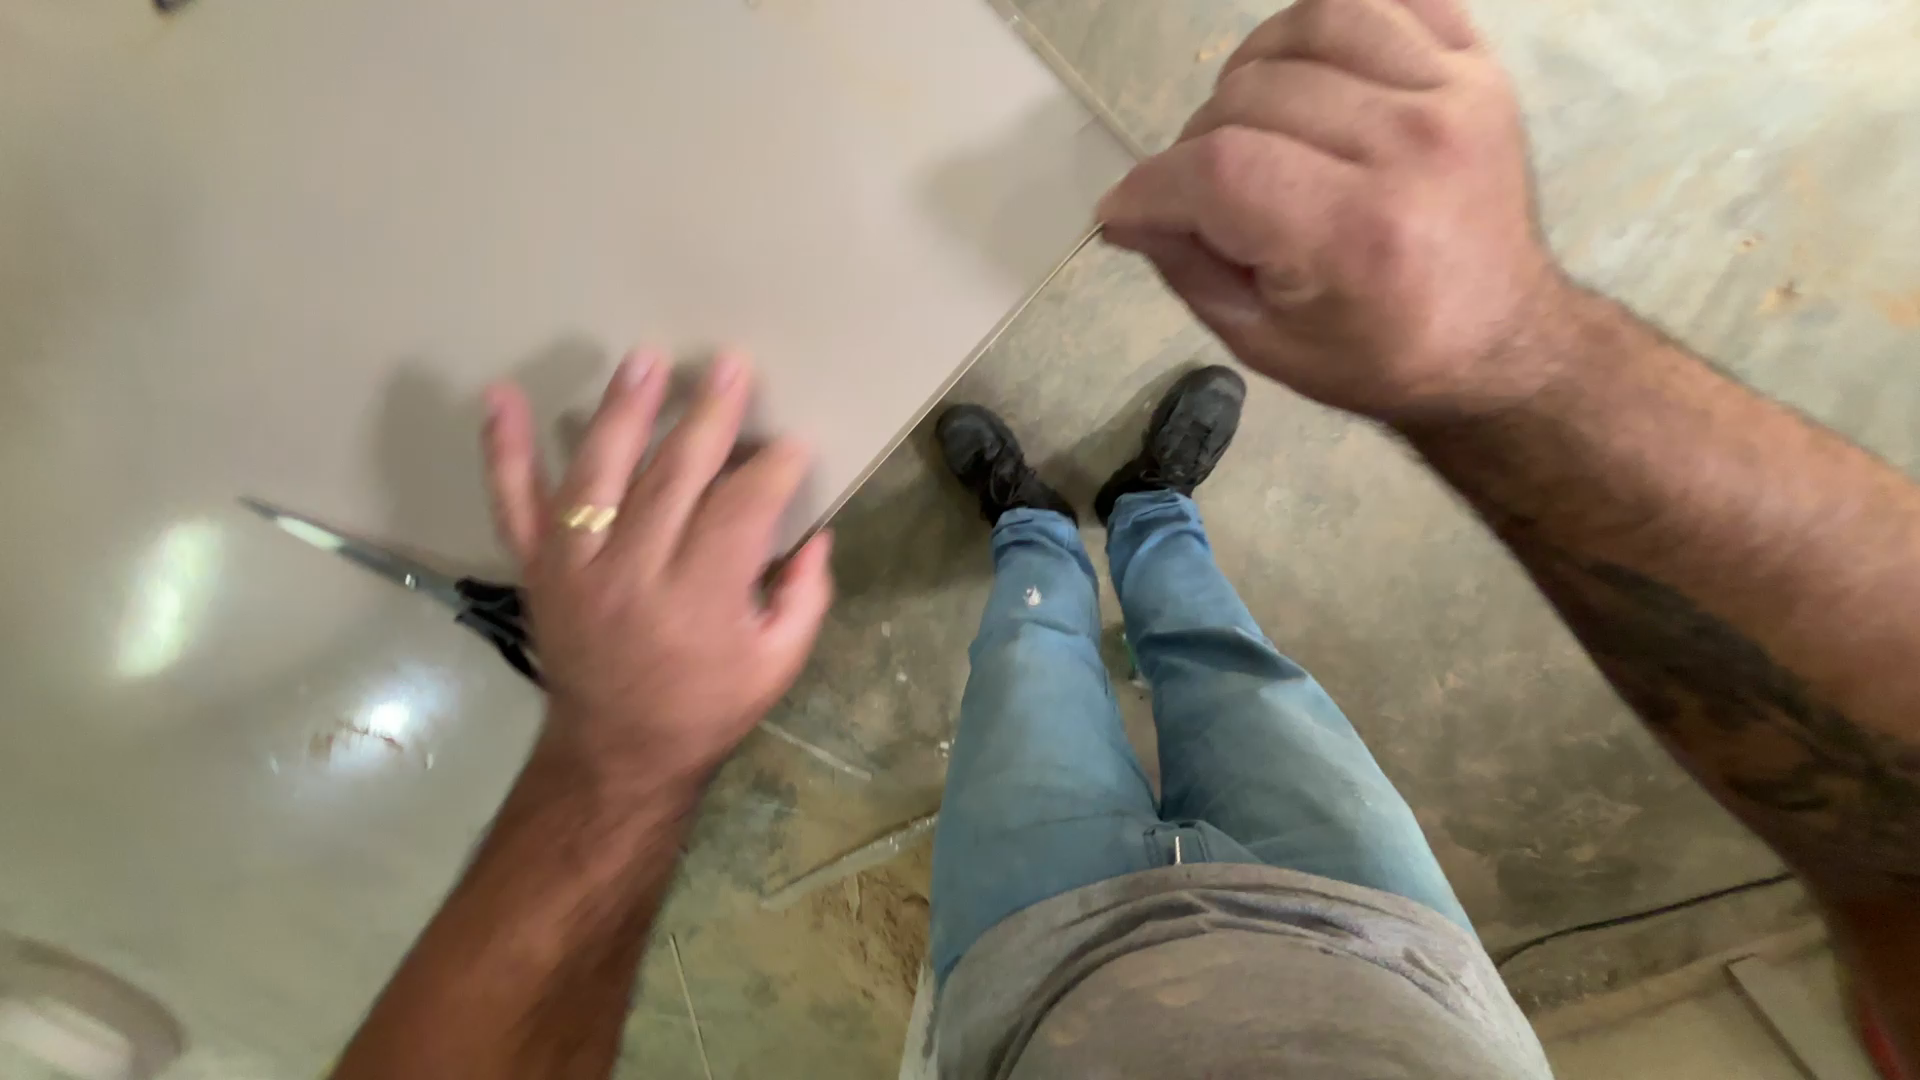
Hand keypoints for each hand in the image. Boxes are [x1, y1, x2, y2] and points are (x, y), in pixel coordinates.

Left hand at [482, 351, 833, 792]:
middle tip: (731, 365)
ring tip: (644, 360)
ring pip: (598, 474)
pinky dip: (505, 451)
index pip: (741, 511)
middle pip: (673, 477)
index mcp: (701, 601)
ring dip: (623, 411)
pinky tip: (503, 398)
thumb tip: (816, 534)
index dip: (772, 469)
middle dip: (710, 417)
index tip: (793, 443)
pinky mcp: (538, 570)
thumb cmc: (707, 709)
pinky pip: (515, 505)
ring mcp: (576, 568)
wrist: (616, 755)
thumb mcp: (779, 665)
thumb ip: (806, 597)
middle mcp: (634, 575)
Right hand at [1098, 0, 1571, 422]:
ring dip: (1245, 79)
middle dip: (1190, 150)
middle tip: (1194, 198)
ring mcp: (1450, 91)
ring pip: (1305, 28)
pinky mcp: (1475, 63)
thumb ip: (1186, 267)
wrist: (1492, 340)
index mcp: (1352, 235)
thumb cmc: (1369, 357)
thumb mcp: (1258, 340)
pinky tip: (1301, 81)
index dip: (1149, 186)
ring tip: (1244, 131)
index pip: (1219, 170)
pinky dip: (1318, 28)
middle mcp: (1407, 146)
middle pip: (1249, 97)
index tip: (1121, 212)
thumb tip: (1123, 213)